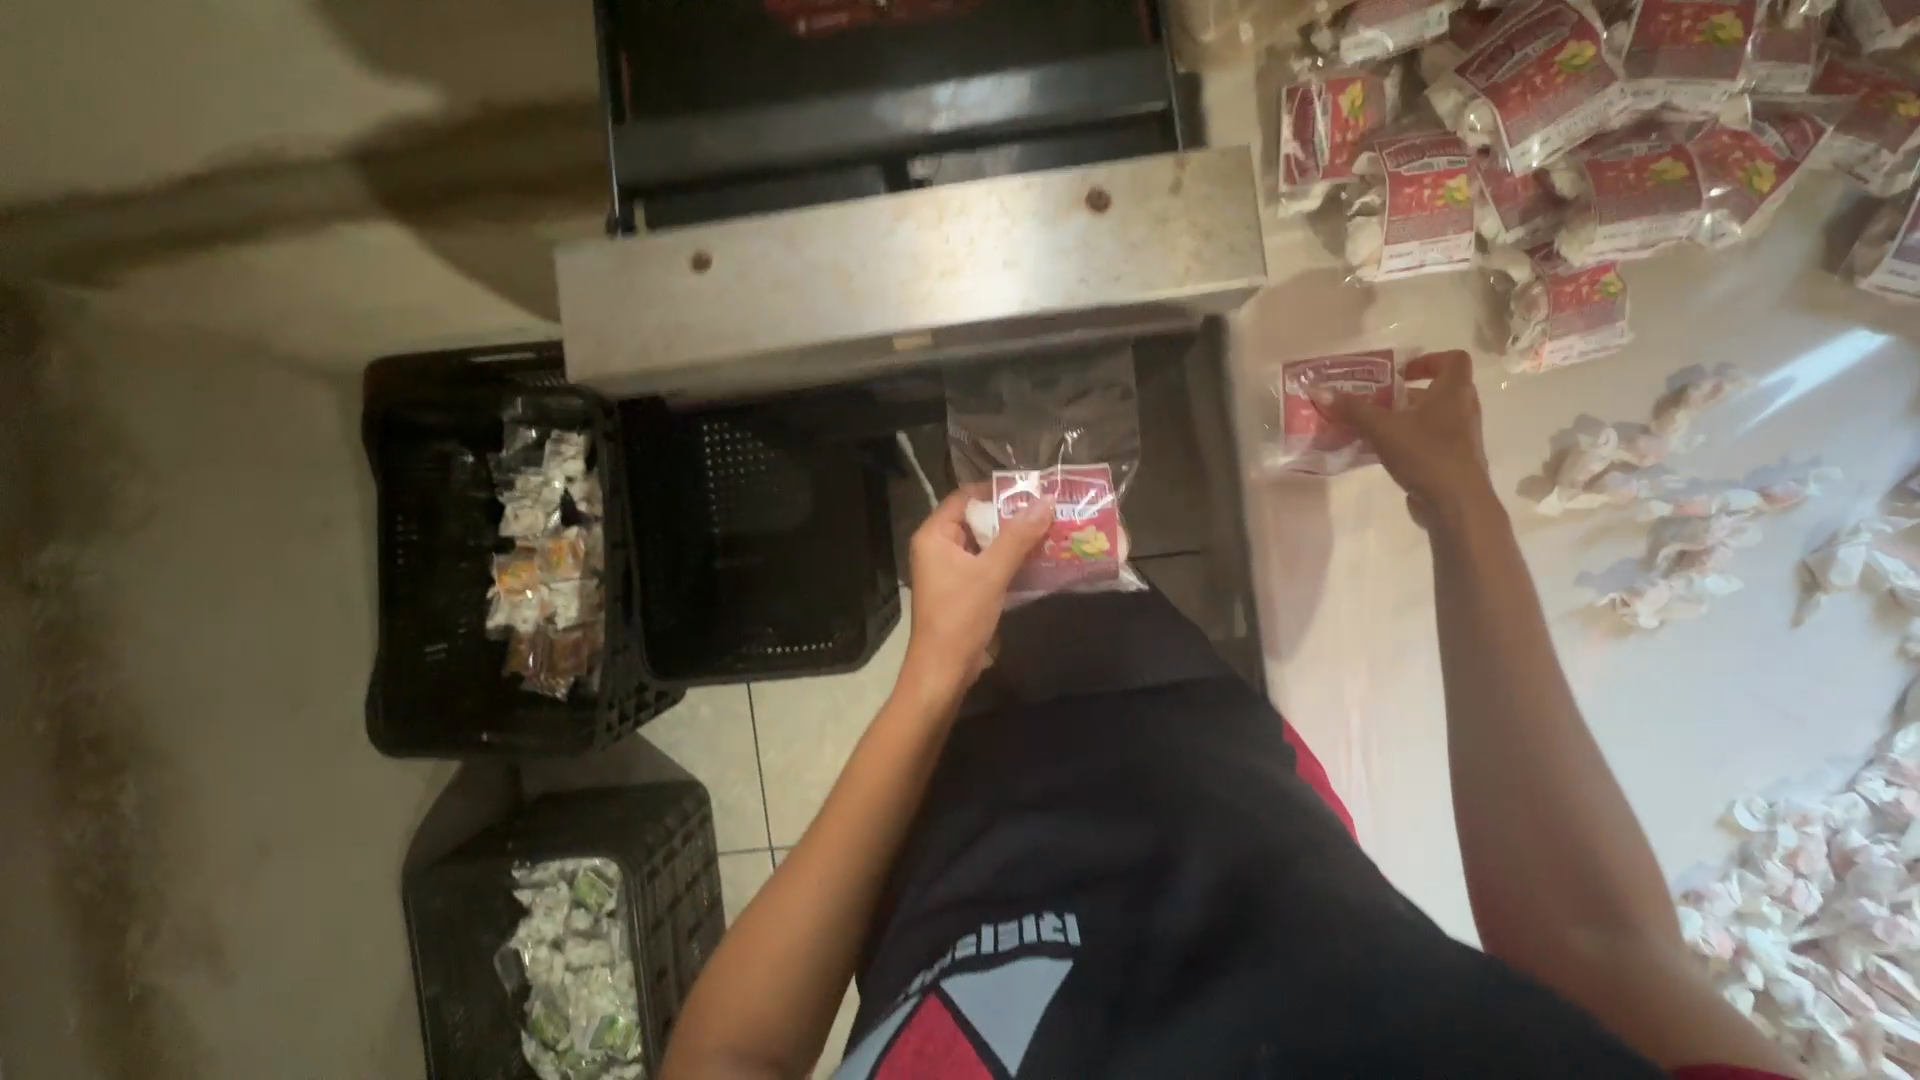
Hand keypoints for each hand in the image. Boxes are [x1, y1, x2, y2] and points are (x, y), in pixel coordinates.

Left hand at [901, 487, 1052, 691]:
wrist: (944, 670)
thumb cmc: (959, 617)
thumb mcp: (991, 573)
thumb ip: (1018, 536)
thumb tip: (1046, 501)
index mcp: (934, 536)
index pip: (965, 497)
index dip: (996, 490)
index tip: (1032, 488)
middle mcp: (939, 547)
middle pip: (977, 519)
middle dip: (1012, 515)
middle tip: (1049, 507)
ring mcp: (951, 570)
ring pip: (986, 544)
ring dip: (1015, 539)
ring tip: (1052, 528)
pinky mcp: (965, 590)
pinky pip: (989, 565)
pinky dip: (1011, 560)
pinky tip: (1041, 558)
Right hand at [1312, 350, 1496, 528]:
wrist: (1455, 503)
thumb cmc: (1425, 454)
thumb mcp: (1382, 428)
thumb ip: (1352, 409)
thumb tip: (1319, 391)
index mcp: (1454, 392)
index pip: (1453, 360)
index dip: (1428, 360)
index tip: (1399, 372)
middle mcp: (1462, 410)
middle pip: (1436, 390)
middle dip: (1404, 393)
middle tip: (1375, 400)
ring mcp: (1459, 438)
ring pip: (1429, 418)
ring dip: (1402, 419)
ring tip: (1370, 427)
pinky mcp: (1451, 461)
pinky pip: (1426, 441)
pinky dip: (1405, 441)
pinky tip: (1378, 453)